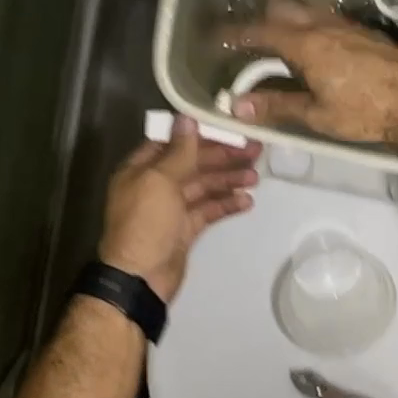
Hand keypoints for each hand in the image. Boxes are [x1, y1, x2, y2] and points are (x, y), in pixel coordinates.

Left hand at [97, 116, 261, 301]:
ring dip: (228, 180)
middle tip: (255, 151)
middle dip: (222, 158)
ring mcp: (170, 209)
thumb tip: (187, 117)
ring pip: (203, 187)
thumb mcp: (160, 180)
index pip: (174, 143)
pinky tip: (247, 202)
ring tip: (256, 177)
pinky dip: (226, 205)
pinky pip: (208, 211)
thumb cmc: (146, 223)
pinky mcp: (185, 230)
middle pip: (192, 164)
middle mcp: (155, 186)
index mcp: (141, 169)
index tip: (229, 129)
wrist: (141, 279)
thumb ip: (179, 151)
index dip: (201, 135)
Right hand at [220, 0, 397, 148]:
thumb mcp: (316, 114)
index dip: (235, 35)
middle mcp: (324, 26)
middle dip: (261, 20)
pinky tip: (318, 45)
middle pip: (283, 9)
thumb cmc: (364, 112)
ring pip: (308, 11)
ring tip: (280, 40)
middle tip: (249, 40)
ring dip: (289, 20)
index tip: (217, 39)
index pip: (260, 32)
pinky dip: (312, 25)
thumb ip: (276, 106)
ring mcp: (347, 26)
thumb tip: (238, 106)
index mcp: (306, 44)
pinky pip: (328, 19)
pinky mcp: (366, 33)